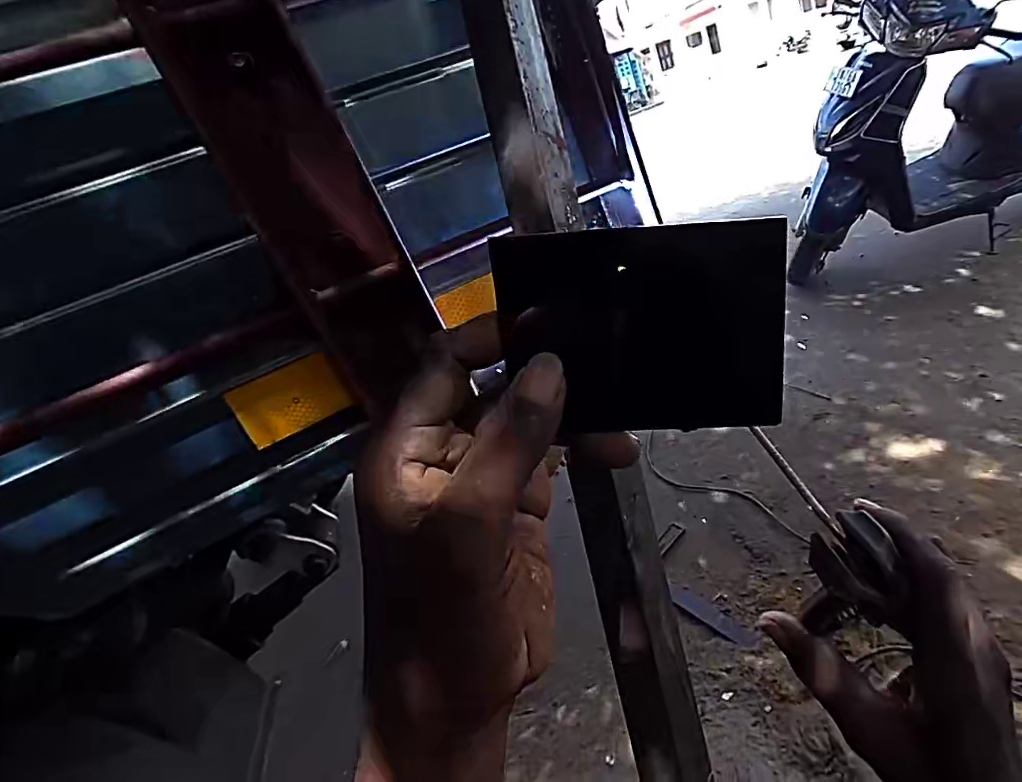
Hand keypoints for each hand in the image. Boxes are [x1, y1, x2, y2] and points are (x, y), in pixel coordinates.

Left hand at [354, 314, 634, 780]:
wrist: (458, 700)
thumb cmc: (444, 613)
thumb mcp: (472, 522)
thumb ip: (509, 440)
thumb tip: (548, 364)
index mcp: (405, 442)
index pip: (443, 362)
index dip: (489, 336)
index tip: (544, 321)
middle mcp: (440, 447)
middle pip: (490, 383)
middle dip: (538, 371)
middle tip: (594, 352)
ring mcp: (480, 473)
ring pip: (525, 416)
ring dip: (569, 412)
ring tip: (616, 413)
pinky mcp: (515, 500)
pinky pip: (549, 453)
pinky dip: (581, 445)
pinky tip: (616, 449)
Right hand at [759, 501, 1021, 781]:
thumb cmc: (929, 775)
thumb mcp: (867, 726)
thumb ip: (819, 670)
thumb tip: (769, 620)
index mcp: (955, 658)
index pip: (935, 573)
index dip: (900, 532)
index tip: (861, 507)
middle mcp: (978, 648)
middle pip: (941, 573)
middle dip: (896, 543)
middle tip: (851, 530)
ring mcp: (985, 656)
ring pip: (946, 589)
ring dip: (904, 567)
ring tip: (860, 561)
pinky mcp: (983, 664)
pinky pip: (949, 608)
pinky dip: (914, 591)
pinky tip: (884, 605)